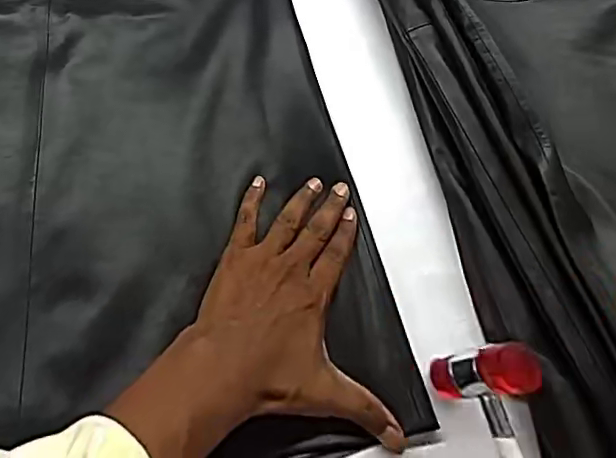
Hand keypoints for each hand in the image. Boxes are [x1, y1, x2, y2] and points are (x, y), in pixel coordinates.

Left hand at [105, 178, 405, 457]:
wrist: (223, 364)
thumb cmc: (266, 375)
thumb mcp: (323, 391)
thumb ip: (363, 406)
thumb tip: (392, 432)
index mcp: (312, 295)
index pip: (335, 255)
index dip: (345, 234)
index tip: (351, 216)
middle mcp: (290, 270)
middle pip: (316, 231)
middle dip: (330, 207)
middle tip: (339, 189)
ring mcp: (262, 259)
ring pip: (287, 220)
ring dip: (301, 200)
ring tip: (311, 183)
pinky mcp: (236, 256)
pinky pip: (246, 220)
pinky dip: (252, 200)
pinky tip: (257, 184)